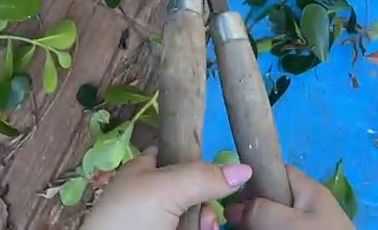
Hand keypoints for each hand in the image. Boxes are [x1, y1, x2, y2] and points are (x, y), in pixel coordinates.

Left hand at [80, 153, 254, 229]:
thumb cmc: (131, 218)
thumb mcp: (166, 187)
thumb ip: (203, 176)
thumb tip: (247, 170)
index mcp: (145, 171)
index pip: (179, 156)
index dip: (201, 162)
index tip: (221, 175)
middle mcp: (154, 197)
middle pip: (194, 191)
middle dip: (208, 201)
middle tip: (210, 214)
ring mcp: (161, 223)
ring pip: (196, 217)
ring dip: (207, 221)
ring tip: (208, 228)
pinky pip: (193, 229)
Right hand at [227, 166, 355, 229]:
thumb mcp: (290, 224)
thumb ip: (261, 211)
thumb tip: (232, 208)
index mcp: (308, 189)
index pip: (276, 170)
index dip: (254, 178)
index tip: (234, 195)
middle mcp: (309, 205)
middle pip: (273, 199)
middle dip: (254, 210)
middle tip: (237, 224)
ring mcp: (311, 226)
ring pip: (277, 220)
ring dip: (260, 226)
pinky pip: (284, 229)